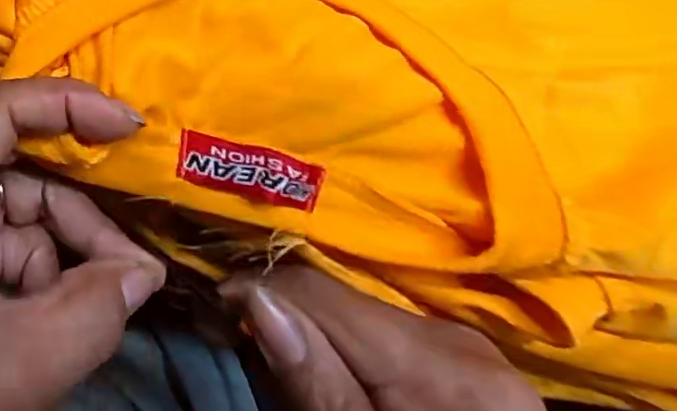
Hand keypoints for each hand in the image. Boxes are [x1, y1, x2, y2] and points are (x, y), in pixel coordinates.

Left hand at [0, 78, 167, 410]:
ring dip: (78, 235)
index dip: (68, 103)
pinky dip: (58, 264)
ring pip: (30, 197)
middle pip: (21, 154)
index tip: (127, 123)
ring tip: (120, 281)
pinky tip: (80, 302)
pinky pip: (23, 237)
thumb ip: (91, 314)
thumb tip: (145, 273)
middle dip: (82, 182)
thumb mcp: (12, 364)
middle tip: (136, 195)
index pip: (1, 111)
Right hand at [222, 266, 542, 410]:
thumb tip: (255, 297)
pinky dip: (344, 339)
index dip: (259, 289)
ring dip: (310, 322)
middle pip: (340, 296)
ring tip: (269, 340)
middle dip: (284, 308)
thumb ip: (320, 386)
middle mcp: (457, 337)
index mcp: (443, 364)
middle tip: (231, 330)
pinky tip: (324, 356)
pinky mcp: (464, 362)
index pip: (321, 290)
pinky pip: (384, 329)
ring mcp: (465, 345)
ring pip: (359, 307)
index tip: (211, 307)